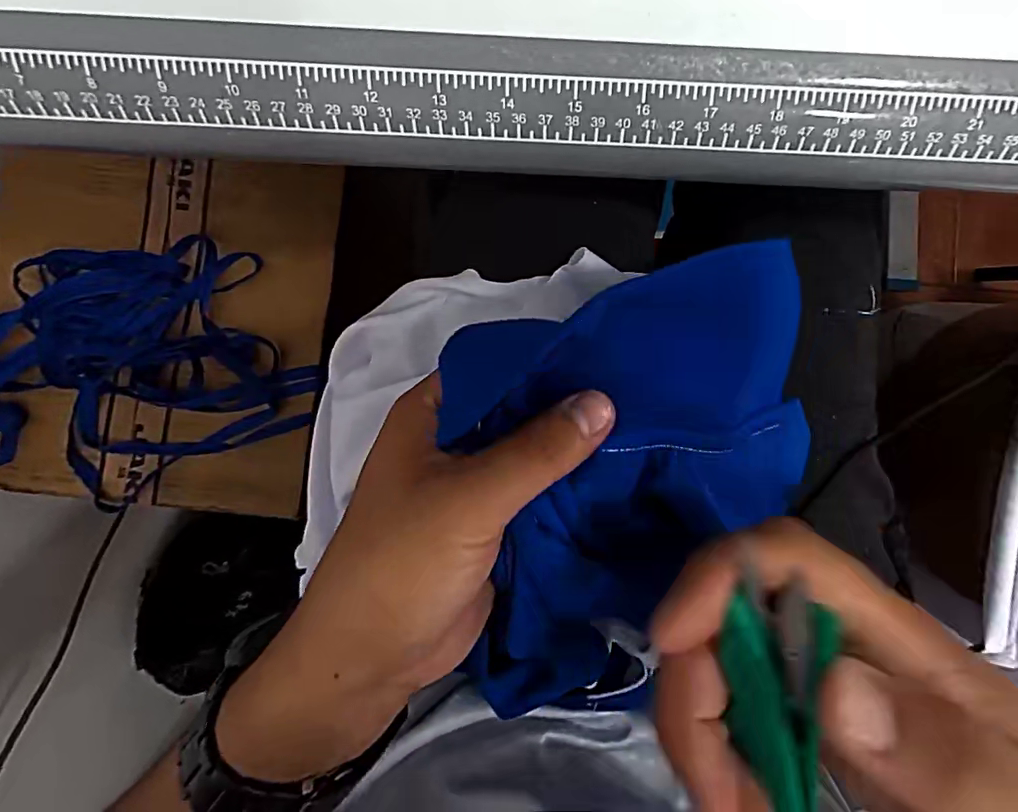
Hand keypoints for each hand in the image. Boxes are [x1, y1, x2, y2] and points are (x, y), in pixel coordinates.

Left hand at [214, 373, 615, 781]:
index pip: (498, 364)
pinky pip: (542, 489)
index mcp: (433, 412)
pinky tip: (623, 473)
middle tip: (640, 391)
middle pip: (522, 407)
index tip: (606, 354)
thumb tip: (604, 400)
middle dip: (571, 403)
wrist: (373, 662)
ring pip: (536, 449)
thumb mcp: (469, 499)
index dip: (547, 358)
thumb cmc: (402, 564)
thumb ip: (536, 451)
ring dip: (578, 444)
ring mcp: (477, 480)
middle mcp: (456, 437)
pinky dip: (574, 483)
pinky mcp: (497, 519)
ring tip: (645, 425)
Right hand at [652, 519, 1017, 811]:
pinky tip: (738, 801)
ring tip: (729, 807)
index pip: (786, 553)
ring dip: (698, 724)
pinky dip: (713, 751)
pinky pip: (728, 709)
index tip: (672, 643)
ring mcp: (812, 676)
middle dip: (695, 678)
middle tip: (713, 791)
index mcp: (888, 630)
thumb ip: (946, 753)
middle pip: (729, 605)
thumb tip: (834, 689)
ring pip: (716, 656)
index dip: (717, 573)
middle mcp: (836, 635)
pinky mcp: (798, 717)